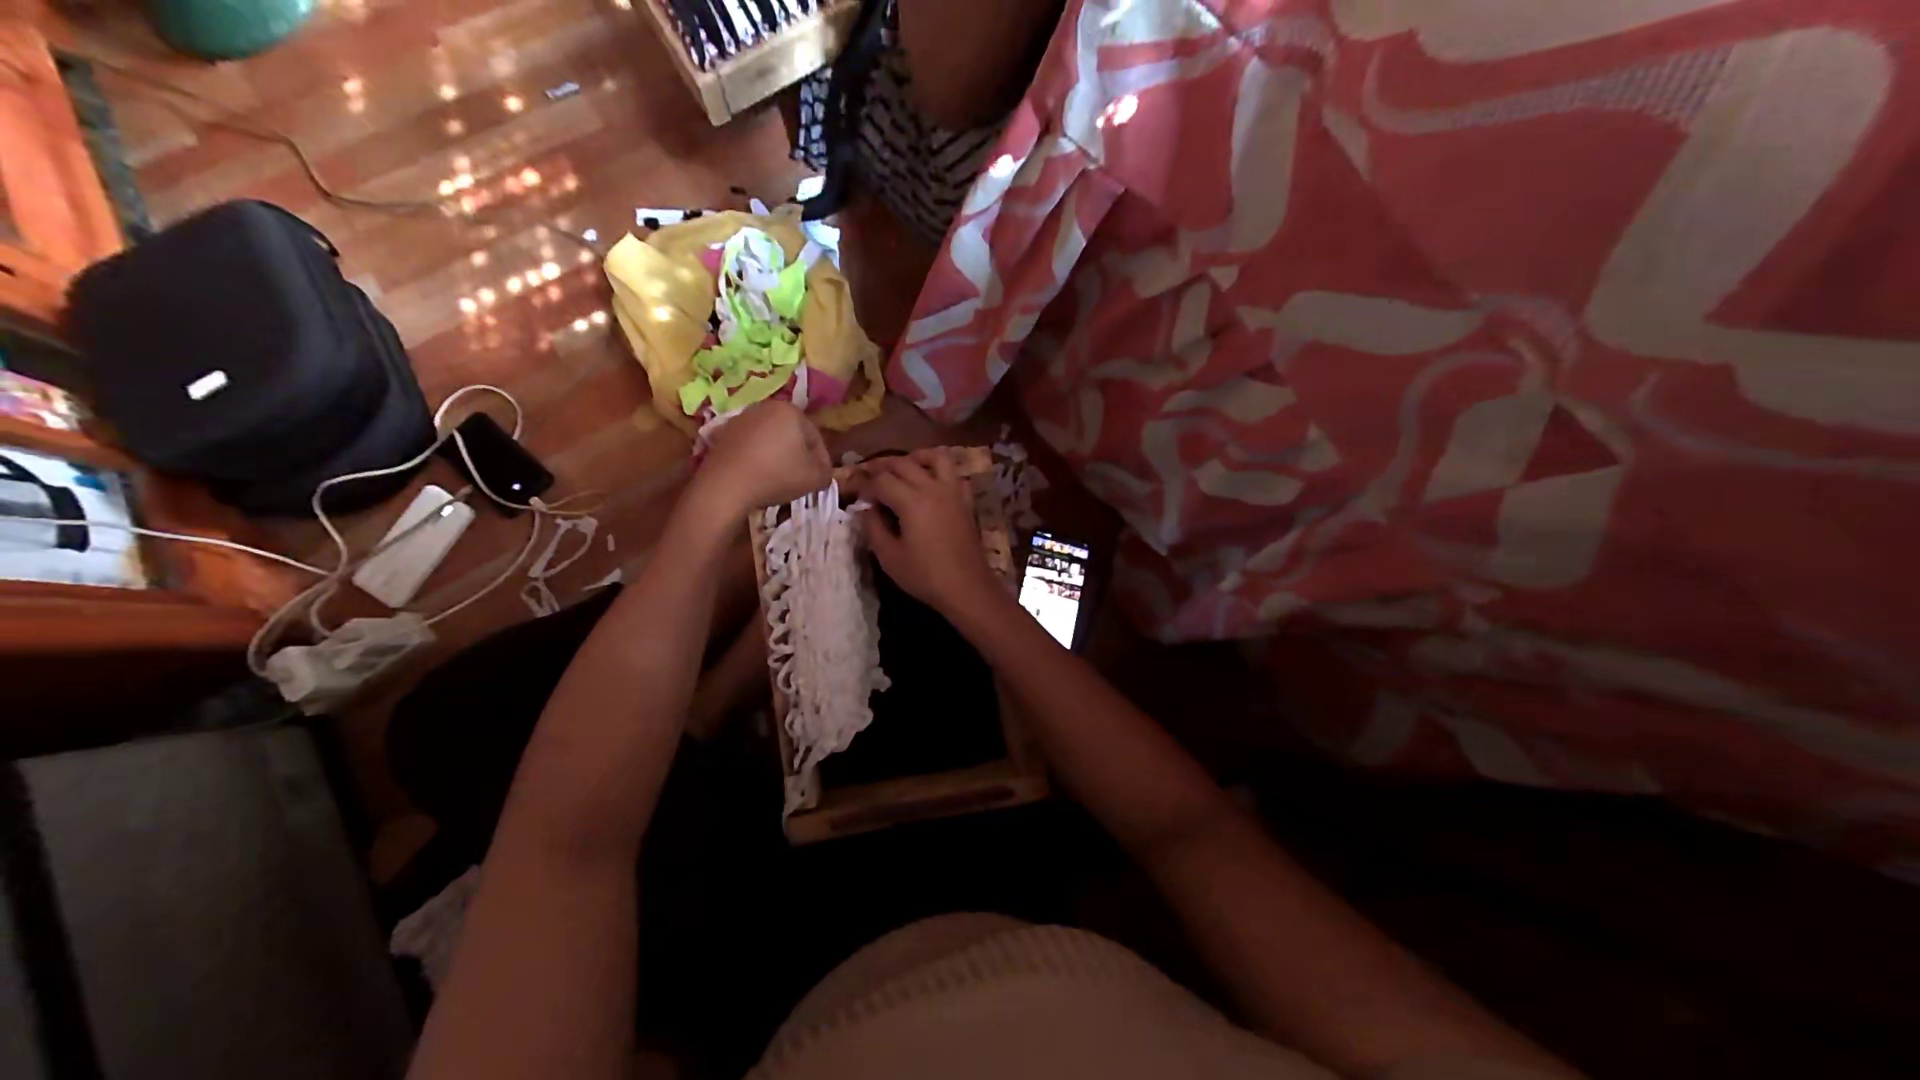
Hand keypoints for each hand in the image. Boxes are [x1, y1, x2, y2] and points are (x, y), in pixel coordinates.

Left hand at [695, 401, 830, 514]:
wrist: (726, 485)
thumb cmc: (777, 475)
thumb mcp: (815, 478)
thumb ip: (827, 472)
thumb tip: (823, 471)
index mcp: (791, 411)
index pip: (815, 437)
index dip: (821, 460)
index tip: (820, 478)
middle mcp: (766, 407)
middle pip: (792, 434)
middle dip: (798, 455)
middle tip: (801, 479)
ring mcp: (742, 418)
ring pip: (770, 439)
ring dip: (777, 456)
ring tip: (779, 479)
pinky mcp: (724, 433)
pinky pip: (750, 446)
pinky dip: (757, 458)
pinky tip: (758, 476)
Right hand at [853, 451, 1002, 617]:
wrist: (967, 588)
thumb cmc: (925, 575)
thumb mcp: (889, 556)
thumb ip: (873, 527)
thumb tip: (866, 508)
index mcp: (911, 501)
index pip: (881, 480)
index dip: (864, 483)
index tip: (854, 491)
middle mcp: (933, 488)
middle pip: (903, 463)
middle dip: (881, 466)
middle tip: (867, 474)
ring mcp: (953, 492)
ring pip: (935, 457)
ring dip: (914, 457)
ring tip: (902, 467)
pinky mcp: (966, 501)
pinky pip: (954, 474)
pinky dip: (939, 470)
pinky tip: (931, 482)